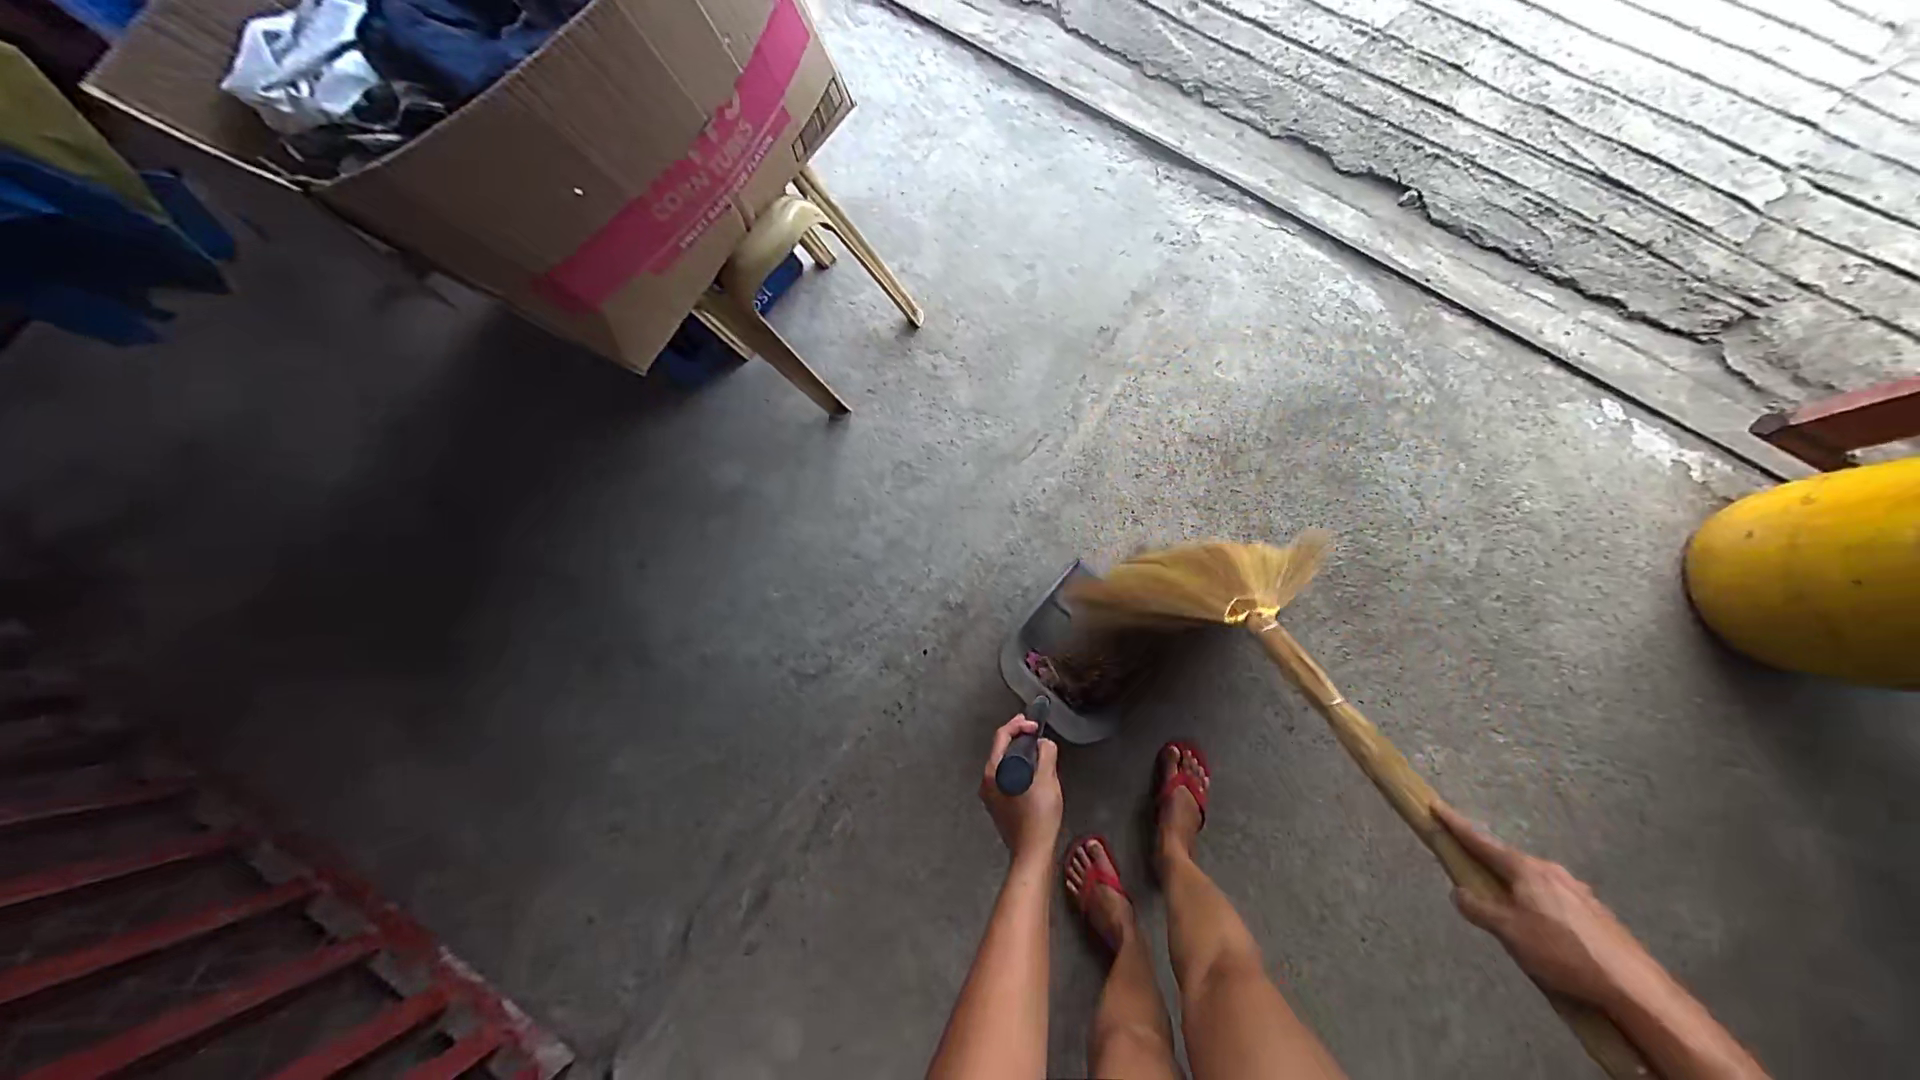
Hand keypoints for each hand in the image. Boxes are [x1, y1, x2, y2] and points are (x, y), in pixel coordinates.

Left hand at [978, 715, 1061, 862]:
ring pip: (1003, 763)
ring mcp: (991, 794)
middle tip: (1033, 728)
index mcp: (994, 772)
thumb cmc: (1038, 819)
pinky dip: (1018, 767)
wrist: (1032, 853)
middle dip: (1018, 736)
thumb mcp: (1047, 780)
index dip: (1019, 725)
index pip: (1002, 736)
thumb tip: (1044, 743)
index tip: (1034, 724)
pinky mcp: (998, 804)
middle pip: (1000, 748)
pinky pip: (1006, 777)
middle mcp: (987, 781)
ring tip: (1035, 747)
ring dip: (1018, 752)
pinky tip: (1032, 770)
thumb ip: (1046, 754)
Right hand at [1435, 802, 1659, 1007]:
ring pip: (1532, 881)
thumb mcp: (1508, 932)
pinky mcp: (1595, 914)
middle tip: (1469, 866)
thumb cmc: (1562, 952)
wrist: (1636, 989)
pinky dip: (1537, 903)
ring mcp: (1578, 892)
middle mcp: (1552, 872)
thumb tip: (1459, 892)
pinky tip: (1543, 928)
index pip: (1481, 842)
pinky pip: (1553, 899)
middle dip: (1487, 861)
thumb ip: (1477, 908)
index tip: (1435, 805)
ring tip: (1508, 909)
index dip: (1455, 825)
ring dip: (1514, 886)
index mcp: (1526, 870)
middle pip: (1508, 860)